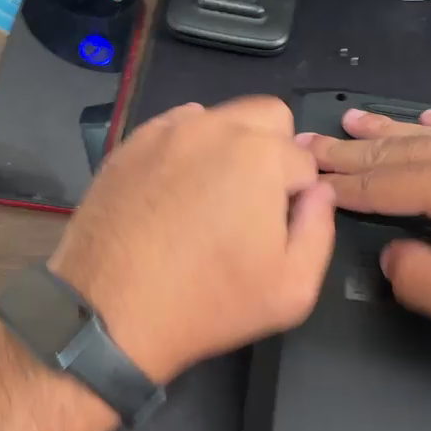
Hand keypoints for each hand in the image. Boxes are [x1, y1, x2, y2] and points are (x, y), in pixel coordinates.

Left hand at [50, 97, 335, 380]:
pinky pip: (174, 130)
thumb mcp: (293, 287)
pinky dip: (185, 152)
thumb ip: (320, 229)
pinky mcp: (129, 145)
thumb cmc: (207, 303)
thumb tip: (319, 193)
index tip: (277, 230)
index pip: (304, 161)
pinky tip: (174, 195)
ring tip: (210, 200)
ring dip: (229, 147)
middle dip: (274, 152)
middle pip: (267, 117)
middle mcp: (213, 128)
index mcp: (259, 155)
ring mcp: (165, 132)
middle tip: (254, 203)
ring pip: (219, 118)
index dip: (299, 198)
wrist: (110, 314)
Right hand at [302, 108, 430, 353]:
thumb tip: (395, 256)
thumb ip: (425, 282)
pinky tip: (428, 120)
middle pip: (399, 150)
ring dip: (387, 130)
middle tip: (308, 142)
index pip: (383, 184)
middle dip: (349, 150)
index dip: (340, 187)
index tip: (304, 181)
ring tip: (351, 121)